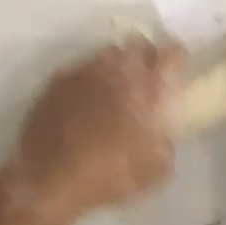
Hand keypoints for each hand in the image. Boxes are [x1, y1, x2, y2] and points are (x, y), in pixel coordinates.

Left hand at [7, 37, 186, 219]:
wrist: (47, 178)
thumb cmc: (107, 176)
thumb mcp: (155, 171)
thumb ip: (166, 142)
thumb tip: (163, 132)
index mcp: (145, 89)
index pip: (171, 54)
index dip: (178, 58)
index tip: (178, 67)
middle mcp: (115, 71)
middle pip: (137, 45)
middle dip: (146, 56)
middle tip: (148, 75)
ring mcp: (82, 73)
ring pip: (107, 54)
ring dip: (116, 65)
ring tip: (116, 85)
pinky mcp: (56, 82)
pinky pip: (81, 69)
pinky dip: (90, 78)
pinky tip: (87, 98)